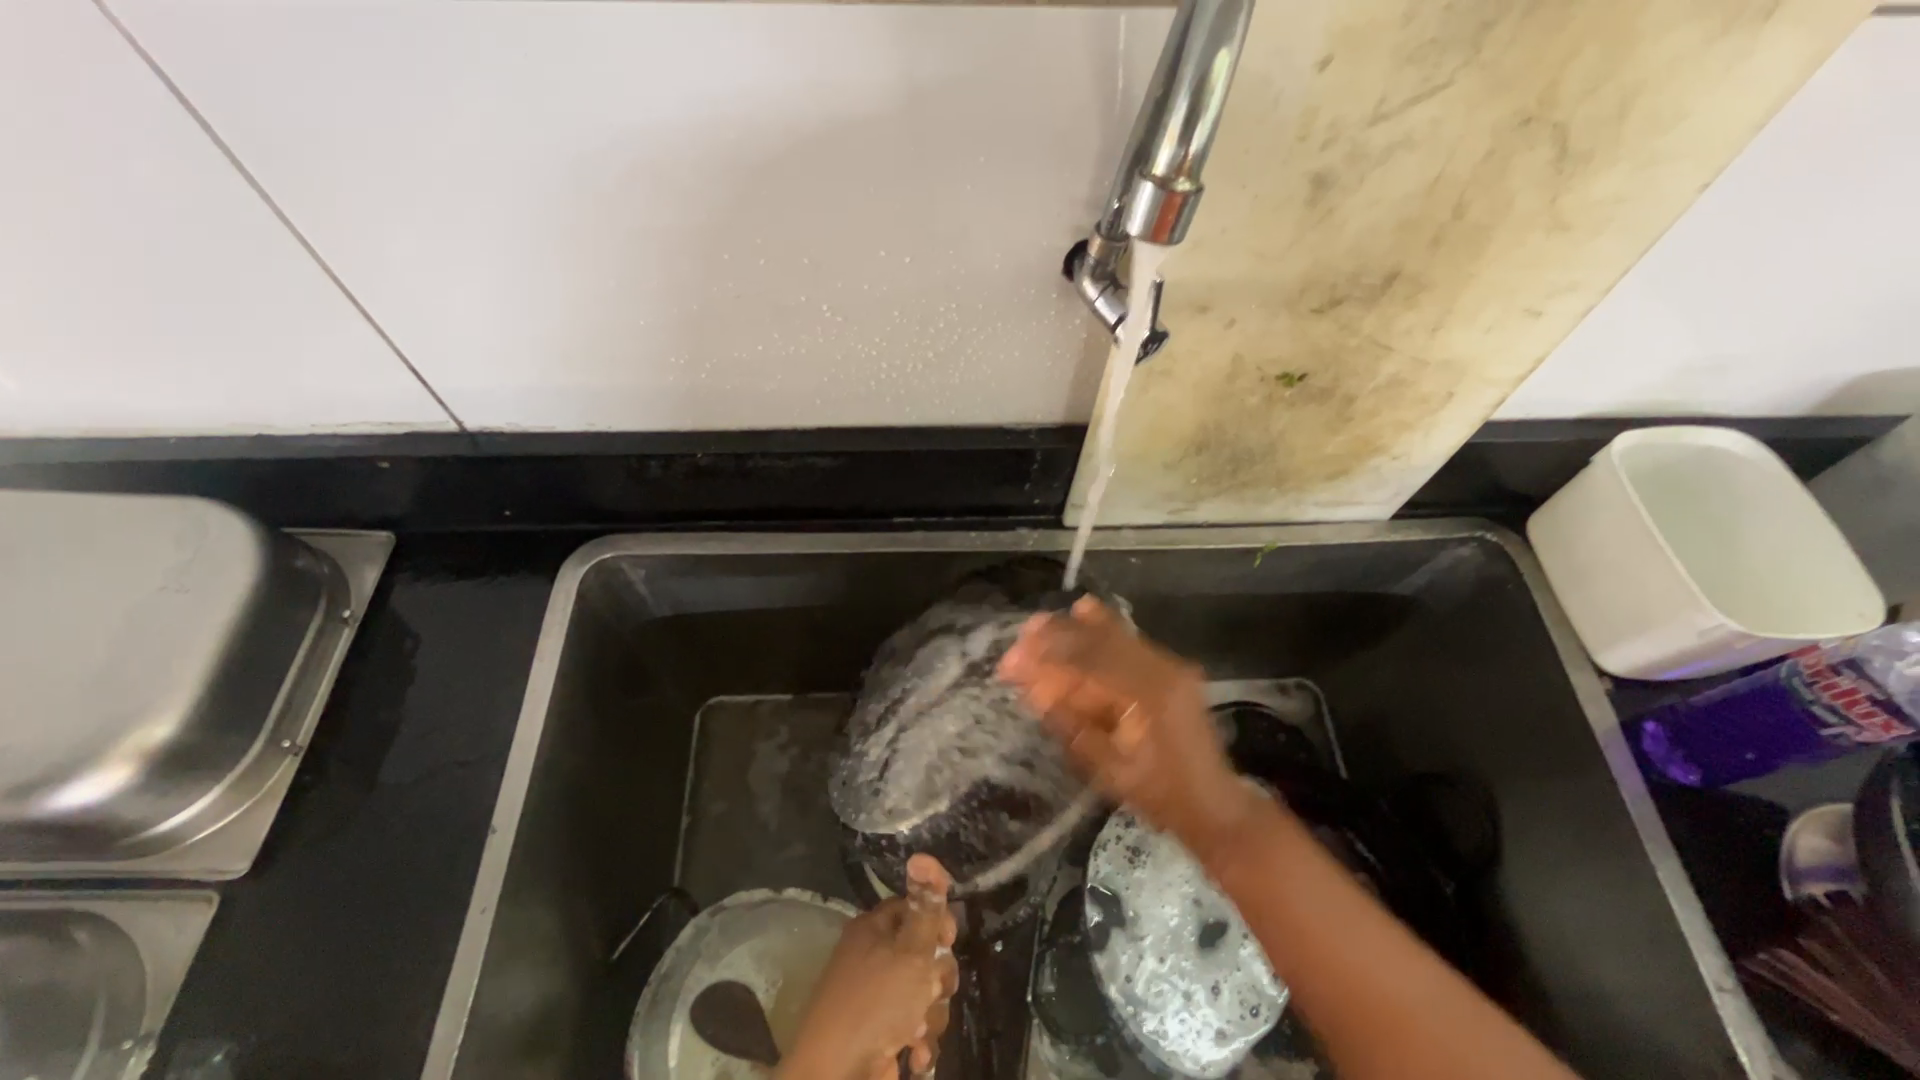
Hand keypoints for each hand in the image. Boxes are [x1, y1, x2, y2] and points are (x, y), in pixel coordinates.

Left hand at [780, 855, 959, 1079]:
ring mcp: (879, 998)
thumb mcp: (908, 952)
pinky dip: (920, 1041)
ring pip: (927, 994)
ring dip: (930, 1016)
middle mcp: (875, 958)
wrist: (834, 1075)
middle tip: (928, 991)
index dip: (938, 923)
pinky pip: (918, 1027)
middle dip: (937, 980)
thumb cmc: (873, 1005)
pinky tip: (912, 1055)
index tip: (948, 941)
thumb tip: (924, 855)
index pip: (916, 908)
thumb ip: (926, 909)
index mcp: (874, 930)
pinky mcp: (885, 1032)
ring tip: (913, 1032)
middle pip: (928, 955)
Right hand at [997, 596, 1263, 856]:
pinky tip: (1080, 616)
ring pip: (1115, 633)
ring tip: (1040, 626)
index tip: (1012, 661)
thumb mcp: (1107, 770)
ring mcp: (1169, 665)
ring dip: (1075, 629)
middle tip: (1021, 635)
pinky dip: (1099, 634)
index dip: (1046, 657)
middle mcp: (1161, 669)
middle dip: (1057, 635)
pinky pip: (1129, 642)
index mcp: (1147, 695)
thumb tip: (1035, 693)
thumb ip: (1072, 727)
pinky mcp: (1170, 668)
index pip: (1087, 663)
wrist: (1212, 802)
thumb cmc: (1158, 794)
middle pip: (1100, 639)